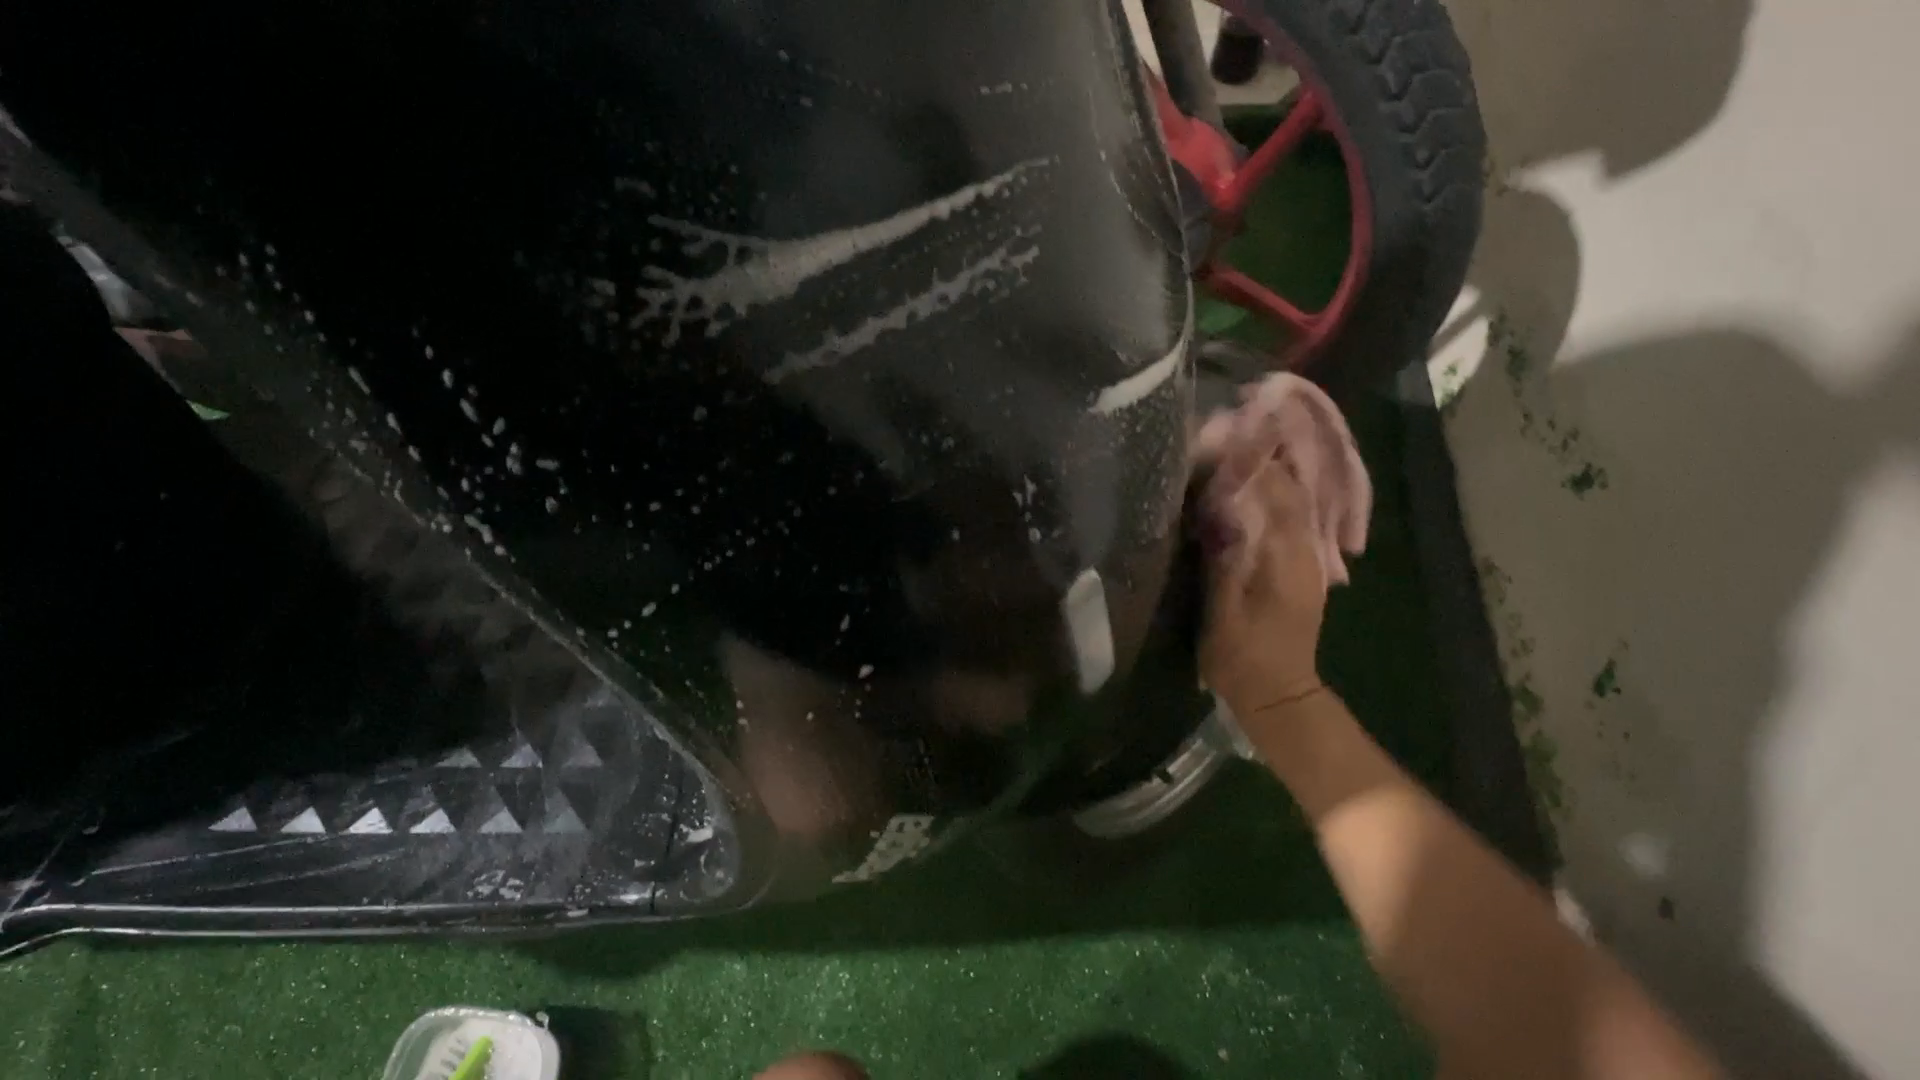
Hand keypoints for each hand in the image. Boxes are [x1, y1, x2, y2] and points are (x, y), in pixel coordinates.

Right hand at [1194, 431, 1329, 717]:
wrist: (1278, 694)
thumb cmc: (1243, 657)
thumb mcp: (1222, 611)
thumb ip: (1222, 557)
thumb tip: (1217, 507)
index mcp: (1288, 555)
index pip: (1275, 490)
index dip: (1249, 460)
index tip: (1220, 435)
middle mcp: (1306, 548)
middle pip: (1291, 486)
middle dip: (1263, 455)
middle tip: (1228, 430)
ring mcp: (1307, 556)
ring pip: (1295, 498)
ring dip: (1270, 471)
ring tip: (1236, 446)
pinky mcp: (1300, 565)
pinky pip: (1291, 515)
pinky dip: (1273, 493)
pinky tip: (1249, 485)